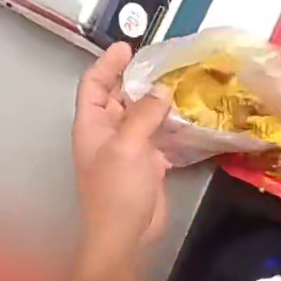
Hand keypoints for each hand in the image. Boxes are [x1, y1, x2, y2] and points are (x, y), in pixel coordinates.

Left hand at [73, 43, 172, 267]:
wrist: (124, 234)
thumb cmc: (116, 190)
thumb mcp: (127, 145)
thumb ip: (144, 114)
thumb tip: (162, 92)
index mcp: (92, 125)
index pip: (93, 85)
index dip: (107, 64)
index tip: (127, 47)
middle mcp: (107, 134)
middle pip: (119, 97)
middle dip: (138, 80)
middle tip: (164, 63)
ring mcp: (128, 150)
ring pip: (142, 117)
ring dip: (158, 103)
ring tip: (181, 85)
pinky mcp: (147, 165)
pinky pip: (158, 138)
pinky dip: (171, 127)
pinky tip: (188, 118)